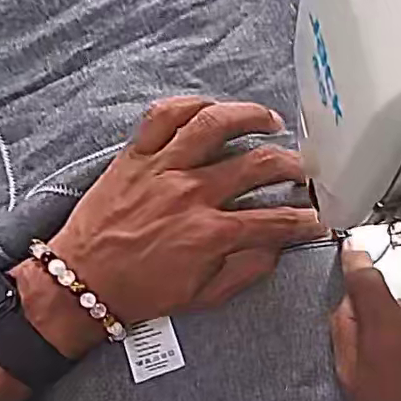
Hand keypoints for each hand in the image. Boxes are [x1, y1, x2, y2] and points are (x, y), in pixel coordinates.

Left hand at [18, 98, 325, 356]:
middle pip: (257, 164)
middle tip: (300, 170)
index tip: (316, 218)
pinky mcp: (135, 157)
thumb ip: (244, 271)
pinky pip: (165, 115)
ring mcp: (162, 170)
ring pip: (215, 124)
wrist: (85, 283)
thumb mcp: (202, 295)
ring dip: (250, 117)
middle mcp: (191, 195)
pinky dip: (191, 105)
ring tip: (269, 121)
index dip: (304, 219)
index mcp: (210, 235)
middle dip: (291, 165)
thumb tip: (274, 249)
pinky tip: (210, 109)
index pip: (275, 220)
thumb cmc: (140, 292)